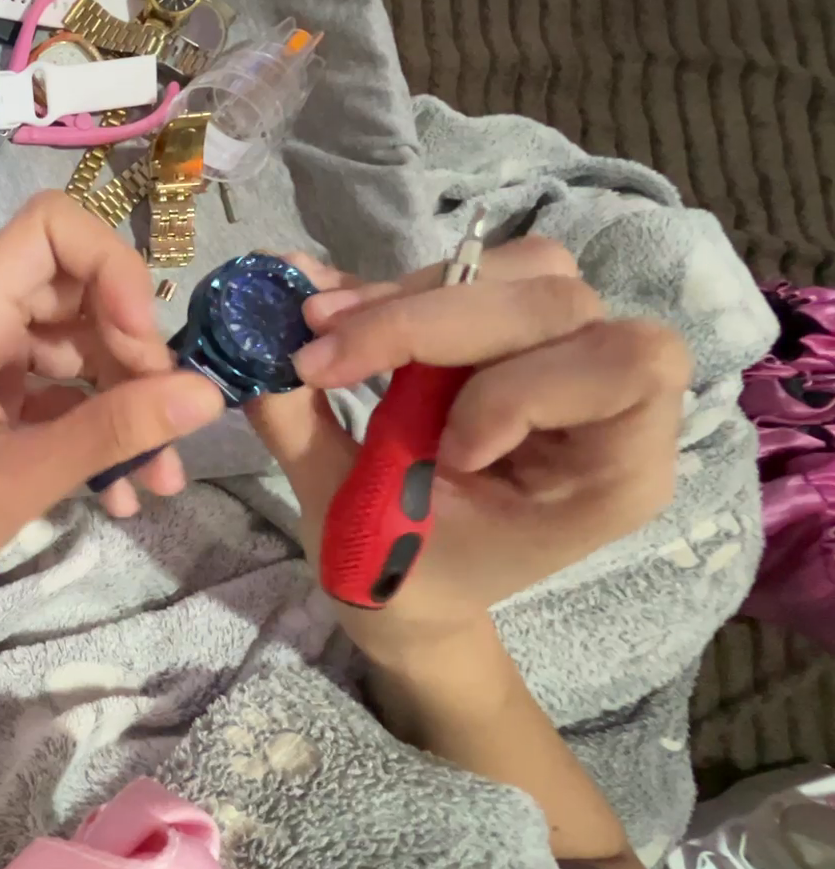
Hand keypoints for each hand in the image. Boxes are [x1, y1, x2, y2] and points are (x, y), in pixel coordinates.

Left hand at [0, 192, 222, 636]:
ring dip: (120, 403)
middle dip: (131, 352)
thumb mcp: (21, 479)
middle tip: (164, 421)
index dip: (110, 266)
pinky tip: (119, 490)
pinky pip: (47, 391)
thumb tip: (208, 393)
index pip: (48, 229)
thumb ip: (113, 430)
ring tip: (156, 476)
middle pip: (72, 293)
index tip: (143, 340)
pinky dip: (84, 427)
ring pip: (69, 349)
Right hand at [246, 237, 691, 664]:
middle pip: (554, 300)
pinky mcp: (501, 347)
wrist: (411, 596)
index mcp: (608, 473)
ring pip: (521, 272)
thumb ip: (300, 428)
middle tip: (318, 350)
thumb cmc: (399, 577)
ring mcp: (554, 364)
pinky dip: (391, 291)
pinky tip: (327, 309)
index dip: (518, 389)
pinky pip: (467, 284)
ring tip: (321, 327)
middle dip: (424, 319)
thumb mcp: (347, 517)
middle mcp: (604, 406)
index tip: (437, 448)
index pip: (619, 369)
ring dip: (409, 295)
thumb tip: (250, 342)